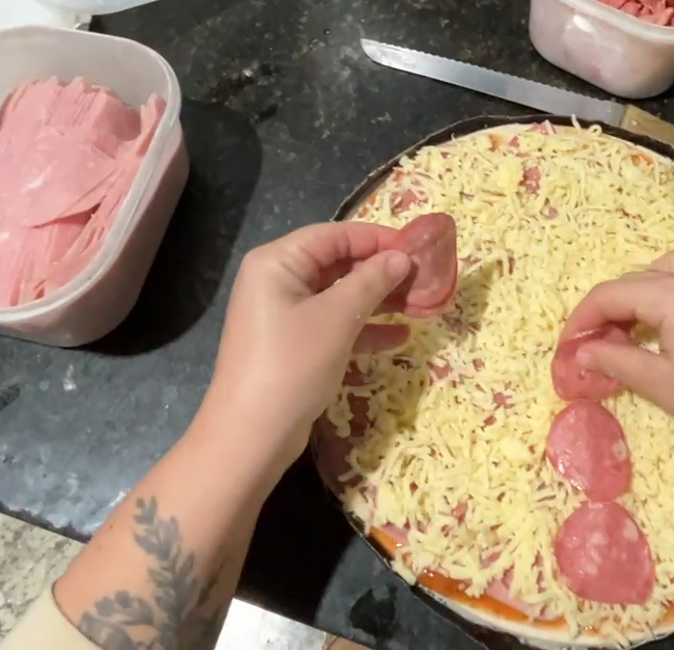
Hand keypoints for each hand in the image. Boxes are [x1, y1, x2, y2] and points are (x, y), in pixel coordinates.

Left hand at [196, 222, 416, 472]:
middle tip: (424, 280)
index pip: (334, 235)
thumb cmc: (292, 365)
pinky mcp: (293, 344)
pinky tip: (400, 337)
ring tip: (421, 306)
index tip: (417, 248)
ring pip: (339, 295)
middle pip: (337, 263)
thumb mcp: (337, 318)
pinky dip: (364, 327)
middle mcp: (277, 280)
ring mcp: (284, 314)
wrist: (249, 439)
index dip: (377, 239)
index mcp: (277, 262)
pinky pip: (333, 323)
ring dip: (378, 300)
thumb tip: (401, 257)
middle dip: (381, 272)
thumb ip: (371, 281)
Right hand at [562, 246, 673, 458]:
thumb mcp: (663, 385)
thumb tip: (580, 354)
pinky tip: (673, 324)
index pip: (608, 295)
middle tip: (592, 350)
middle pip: (632, 282)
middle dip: (605, 312)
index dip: (581, 321)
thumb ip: (616, 362)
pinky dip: (670, 292)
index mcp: (669, 293)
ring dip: (637, 296)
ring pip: (663, 272)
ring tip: (629, 330)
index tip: (566, 351)